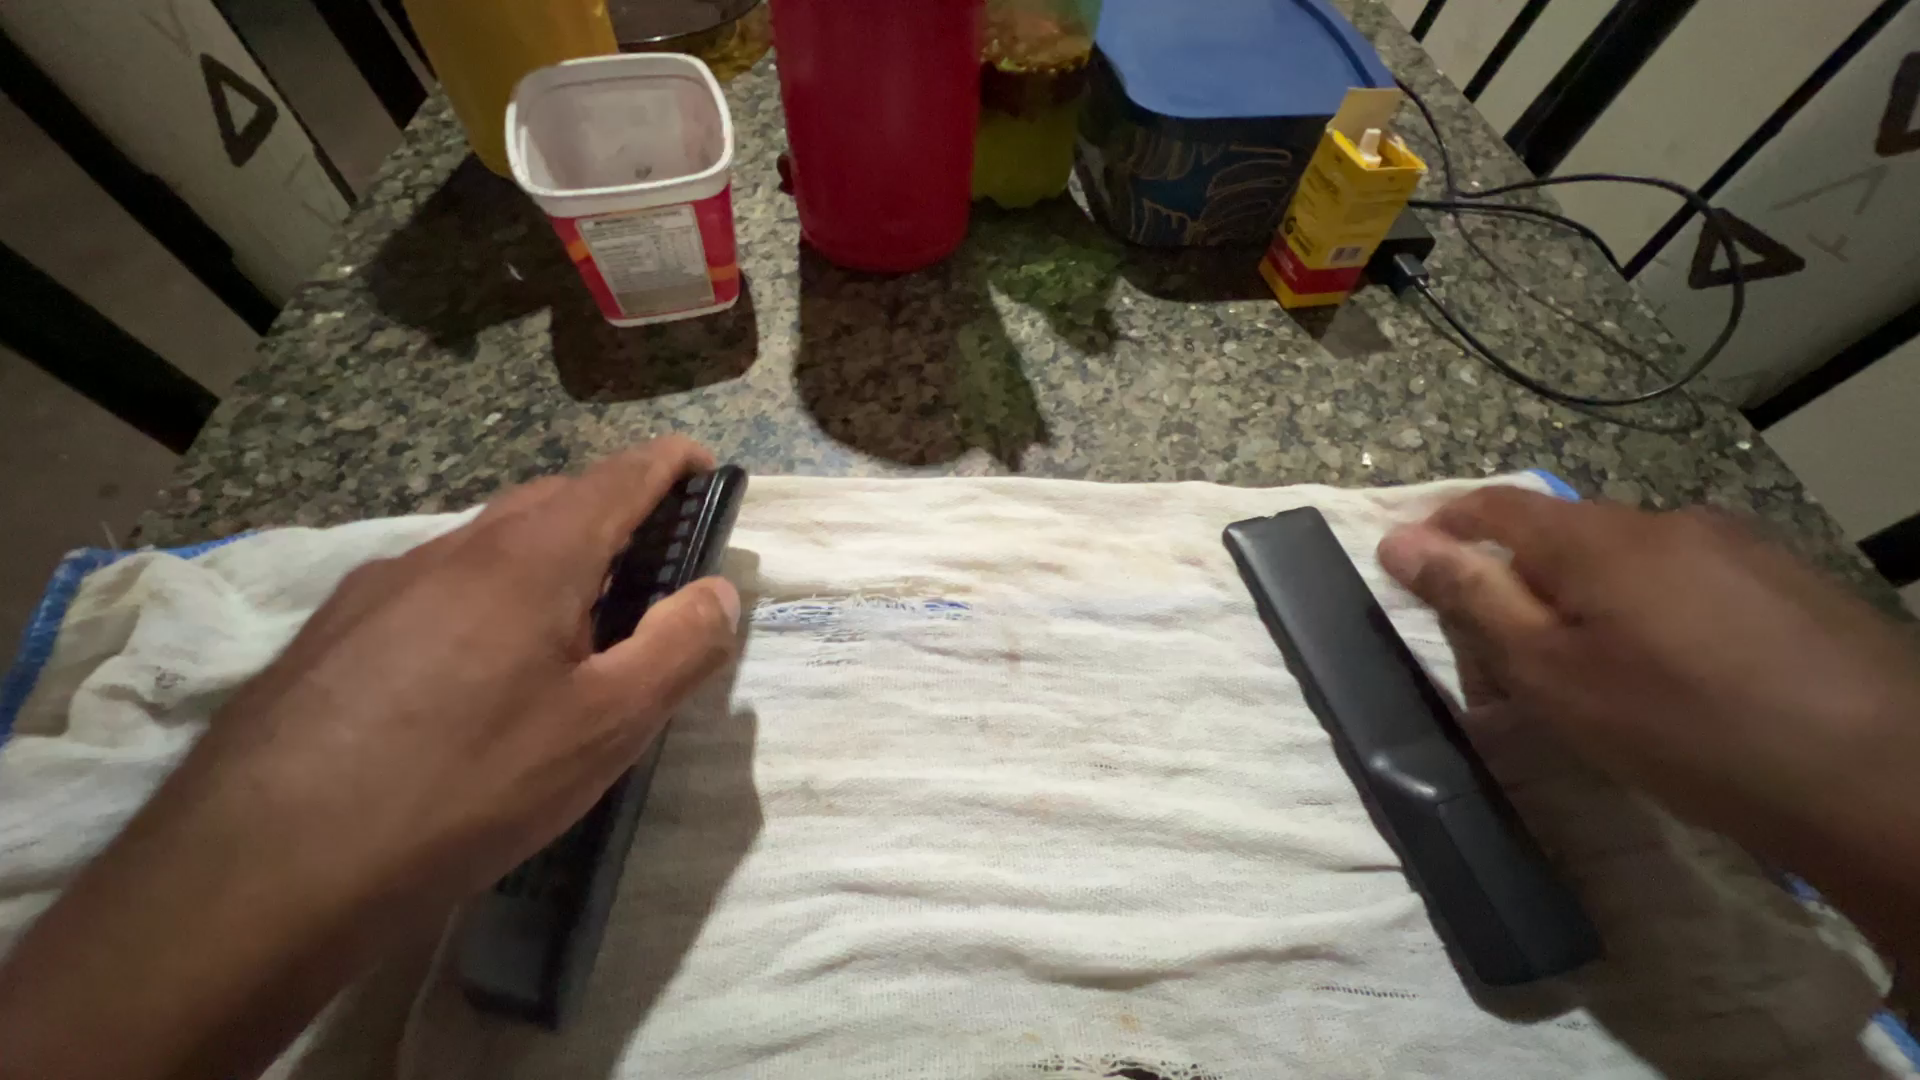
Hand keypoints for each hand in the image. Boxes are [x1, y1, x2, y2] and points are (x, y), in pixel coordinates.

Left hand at [200, 435, 742, 902]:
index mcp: (531, 558)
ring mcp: (383, 584)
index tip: (703, 463)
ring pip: (491, 542)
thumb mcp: (608, 725)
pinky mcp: (336, 630)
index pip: (618, 477)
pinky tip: (480, 672)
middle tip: (653, 566)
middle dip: (615, 510)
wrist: (255, 876)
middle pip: (554, 499)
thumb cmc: (466, 786)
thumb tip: (718, 591)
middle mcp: (455, 548)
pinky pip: (439, 583)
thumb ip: (681, 647)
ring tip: (573, 629)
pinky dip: (490, 595)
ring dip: (552, 557)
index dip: (669, 462)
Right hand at [1377, 487, 1919, 964]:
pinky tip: (1673, 667)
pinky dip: (1648, 605)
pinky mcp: (1790, 581)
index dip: (1444, 524)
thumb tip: (1400, 540)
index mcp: (1597, 537)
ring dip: (1586, 592)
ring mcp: (1739, 546)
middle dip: (1517, 575)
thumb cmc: (1680, 726)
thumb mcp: (1547, 671)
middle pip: (1560, 533)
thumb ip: (1470, 597)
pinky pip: (1685, 576)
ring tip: (1592, 664)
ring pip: (1626, 556)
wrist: (1889, 785)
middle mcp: (1666, 521)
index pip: (1494, 505)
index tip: (1413, 559)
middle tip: (1505, 645)